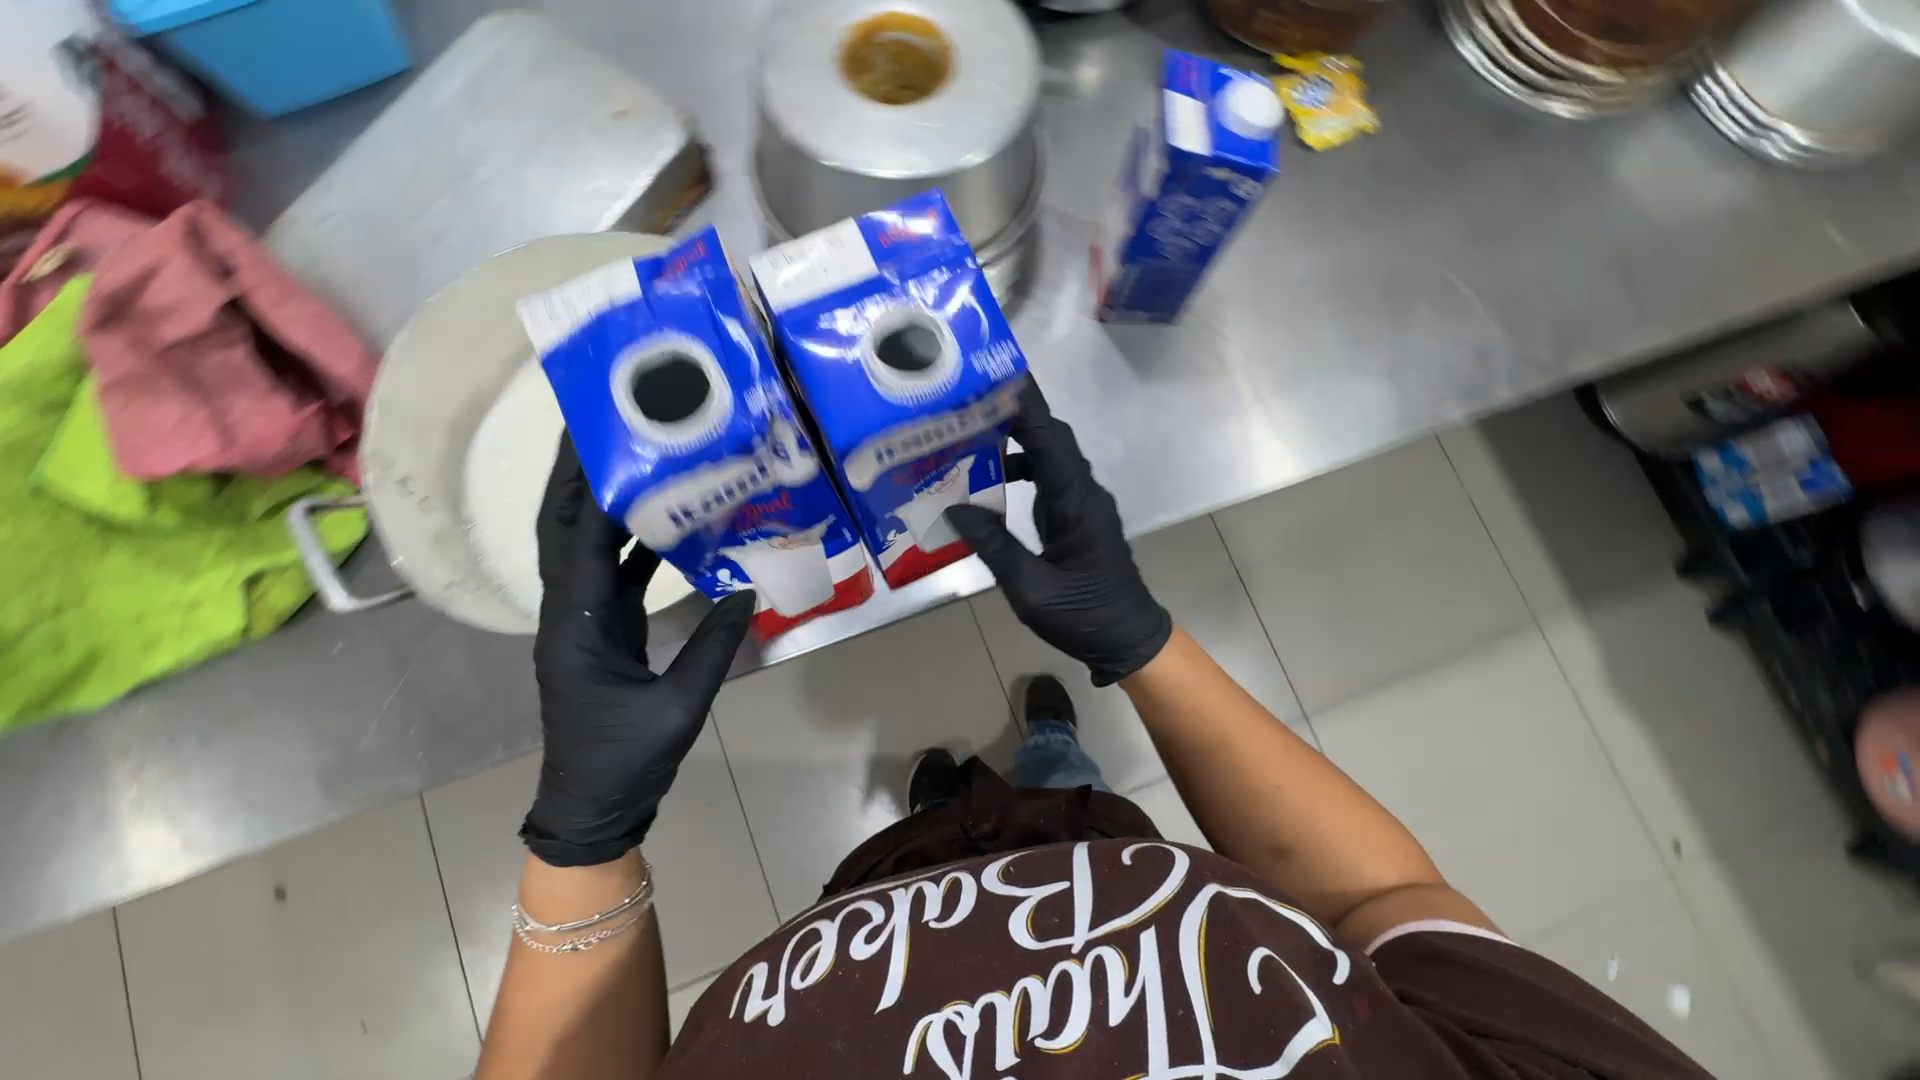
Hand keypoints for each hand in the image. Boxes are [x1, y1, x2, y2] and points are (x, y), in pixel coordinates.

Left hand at [521, 436, 755, 866]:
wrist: (592, 804)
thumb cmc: (627, 760)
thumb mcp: (679, 708)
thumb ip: (713, 646)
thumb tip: (747, 590)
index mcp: (578, 627)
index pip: (581, 543)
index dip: (595, 489)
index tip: (613, 439)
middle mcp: (568, 612)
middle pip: (560, 529)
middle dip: (574, 476)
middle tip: (600, 423)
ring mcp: (581, 620)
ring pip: (580, 546)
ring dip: (597, 501)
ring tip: (629, 454)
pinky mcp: (599, 630)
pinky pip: (609, 572)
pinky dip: (629, 541)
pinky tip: (662, 519)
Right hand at [944, 381, 1170, 685]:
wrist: (1125, 637)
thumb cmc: (1083, 616)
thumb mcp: (1030, 589)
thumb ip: (993, 545)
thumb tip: (954, 508)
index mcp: (1076, 503)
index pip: (1048, 439)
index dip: (1023, 405)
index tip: (993, 375)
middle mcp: (1083, 492)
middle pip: (1050, 437)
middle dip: (1013, 413)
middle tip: (967, 400)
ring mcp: (1082, 503)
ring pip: (1049, 455)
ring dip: (1014, 440)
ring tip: (970, 433)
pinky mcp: (1077, 515)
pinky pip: (1048, 478)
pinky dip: (1020, 469)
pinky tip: (990, 478)